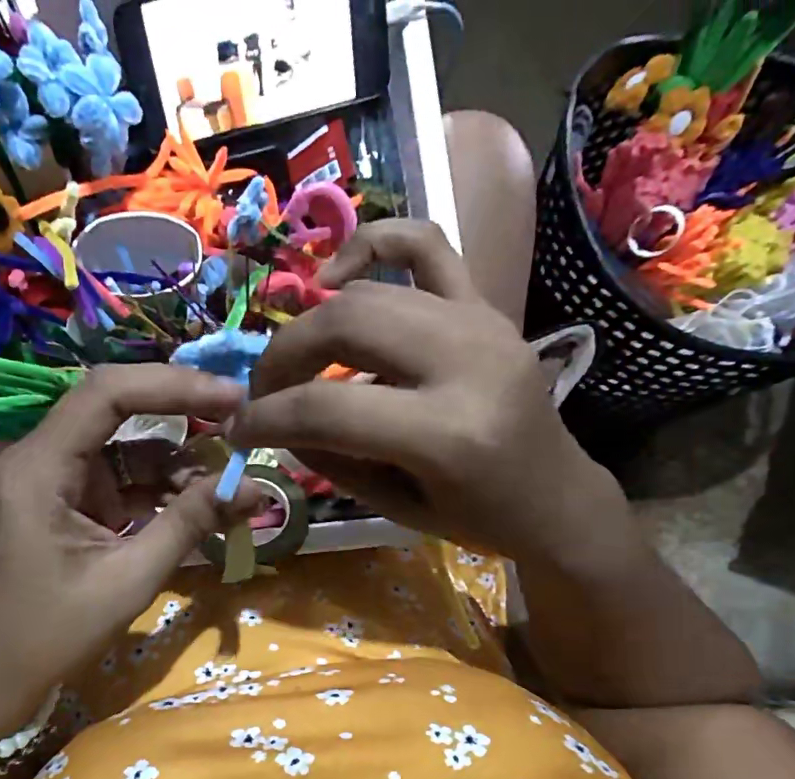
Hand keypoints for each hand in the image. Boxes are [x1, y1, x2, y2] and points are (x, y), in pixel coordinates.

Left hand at [0, 365, 246, 732]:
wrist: (12, 672)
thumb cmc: (60, 629)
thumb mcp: (133, 576)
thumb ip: (191, 523)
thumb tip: (254, 489)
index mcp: (41, 467)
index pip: (107, 395)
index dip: (173, 386)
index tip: (230, 397)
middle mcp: (45, 456)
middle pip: (119, 407)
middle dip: (182, 411)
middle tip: (239, 420)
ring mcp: (61, 476)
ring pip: (131, 444)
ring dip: (181, 461)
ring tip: (229, 484)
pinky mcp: (77, 497)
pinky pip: (129, 476)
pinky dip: (167, 487)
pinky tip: (203, 504)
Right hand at [231, 221, 626, 560]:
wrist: (555, 495)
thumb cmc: (479, 518)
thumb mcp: (396, 506)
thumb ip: (331, 457)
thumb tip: (276, 416)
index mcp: (448, 434)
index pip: (328, 407)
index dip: (268, 417)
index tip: (239, 430)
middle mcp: (466, 363)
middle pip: (344, 326)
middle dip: (284, 357)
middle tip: (266, 391)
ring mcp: (481, 322)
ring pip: (370, 291)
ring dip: (314, 319)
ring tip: (296, 355)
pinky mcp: (487, 304)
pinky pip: (424, 244)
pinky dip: (371, 245)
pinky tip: (338, 280)